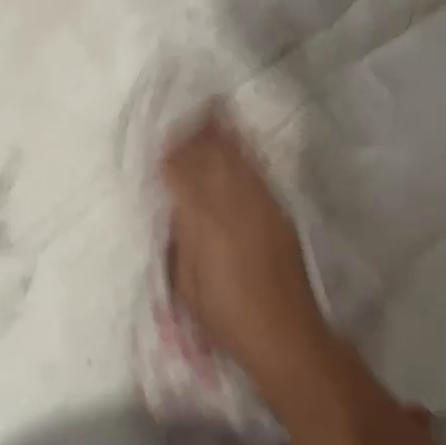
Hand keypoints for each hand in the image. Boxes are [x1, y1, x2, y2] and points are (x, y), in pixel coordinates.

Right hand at [159, 109, 334, 387]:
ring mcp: (262, 208)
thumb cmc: (228, 319)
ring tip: (211, 108)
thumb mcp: (188, 285)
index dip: (171, 156)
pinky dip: (246, 151)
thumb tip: (177, 207)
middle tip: (183, 111)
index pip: (183, 176)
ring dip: (222, 133)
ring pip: (238, 159)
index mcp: (205, 226)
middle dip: (196, 132)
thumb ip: (181, 240)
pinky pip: (259, 172)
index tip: (159, 143)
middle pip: (213, 158)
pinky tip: (240, 139)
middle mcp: (235, 208)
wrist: (287, 336)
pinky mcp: (280, 214)